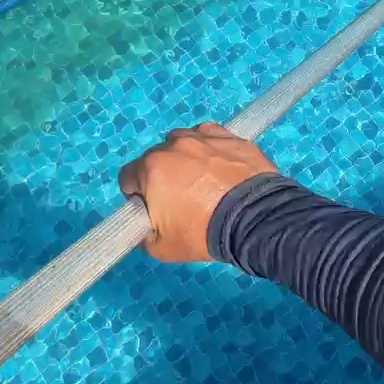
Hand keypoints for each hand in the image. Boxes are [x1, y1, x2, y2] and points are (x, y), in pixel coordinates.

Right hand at [117, 122, 278, 261]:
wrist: (255, 219)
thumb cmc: (202, 232)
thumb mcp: (159, 247)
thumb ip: (144, 232)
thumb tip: (147, 223)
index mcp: (151, 168)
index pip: (128, 177)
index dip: (137, 194)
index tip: (153, 207)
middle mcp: (176, 145)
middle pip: (157, 157)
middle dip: (162, 175)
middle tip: (181, 197)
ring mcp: (206, 137)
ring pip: (184, 142)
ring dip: (186, 157)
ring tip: (202, 179)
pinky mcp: (232, 137)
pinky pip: (212, 136)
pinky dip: (211, 146)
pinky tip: (220, 163)